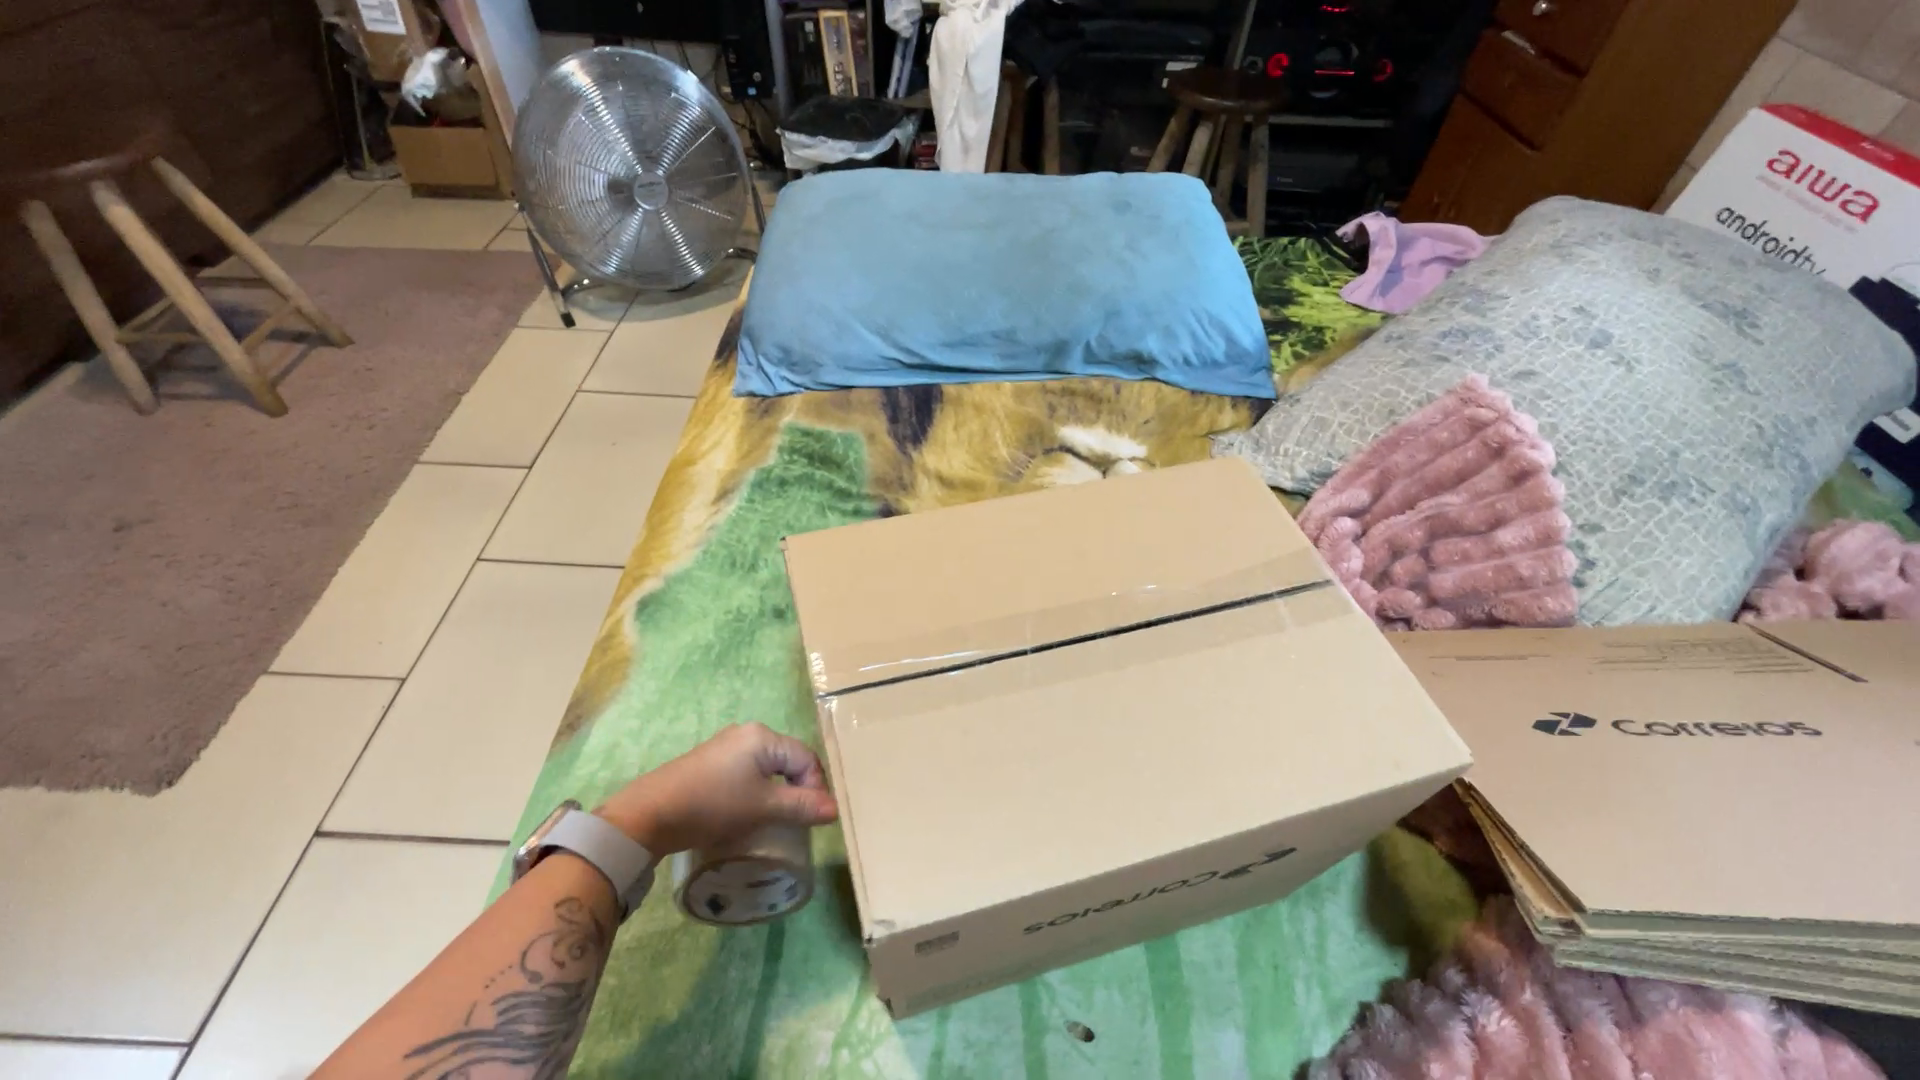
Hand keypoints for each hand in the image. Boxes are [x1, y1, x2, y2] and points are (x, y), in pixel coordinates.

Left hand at [593, 723, 837, 854]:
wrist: (650, 814)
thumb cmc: (713, 805)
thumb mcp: (763, 807)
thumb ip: (801, 806)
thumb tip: (834, 809)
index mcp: (763, 737)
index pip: (806, 758)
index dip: (816, 787)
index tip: (813, 818)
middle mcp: (746, 733)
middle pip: (788, 759)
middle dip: (798, 788)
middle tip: (798, 819)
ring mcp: (726, 746)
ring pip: (767, 767)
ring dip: (777, 791)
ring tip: (775, 818)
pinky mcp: (710, 761)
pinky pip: (748, 771)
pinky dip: (757, 789)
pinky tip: (748, 810)